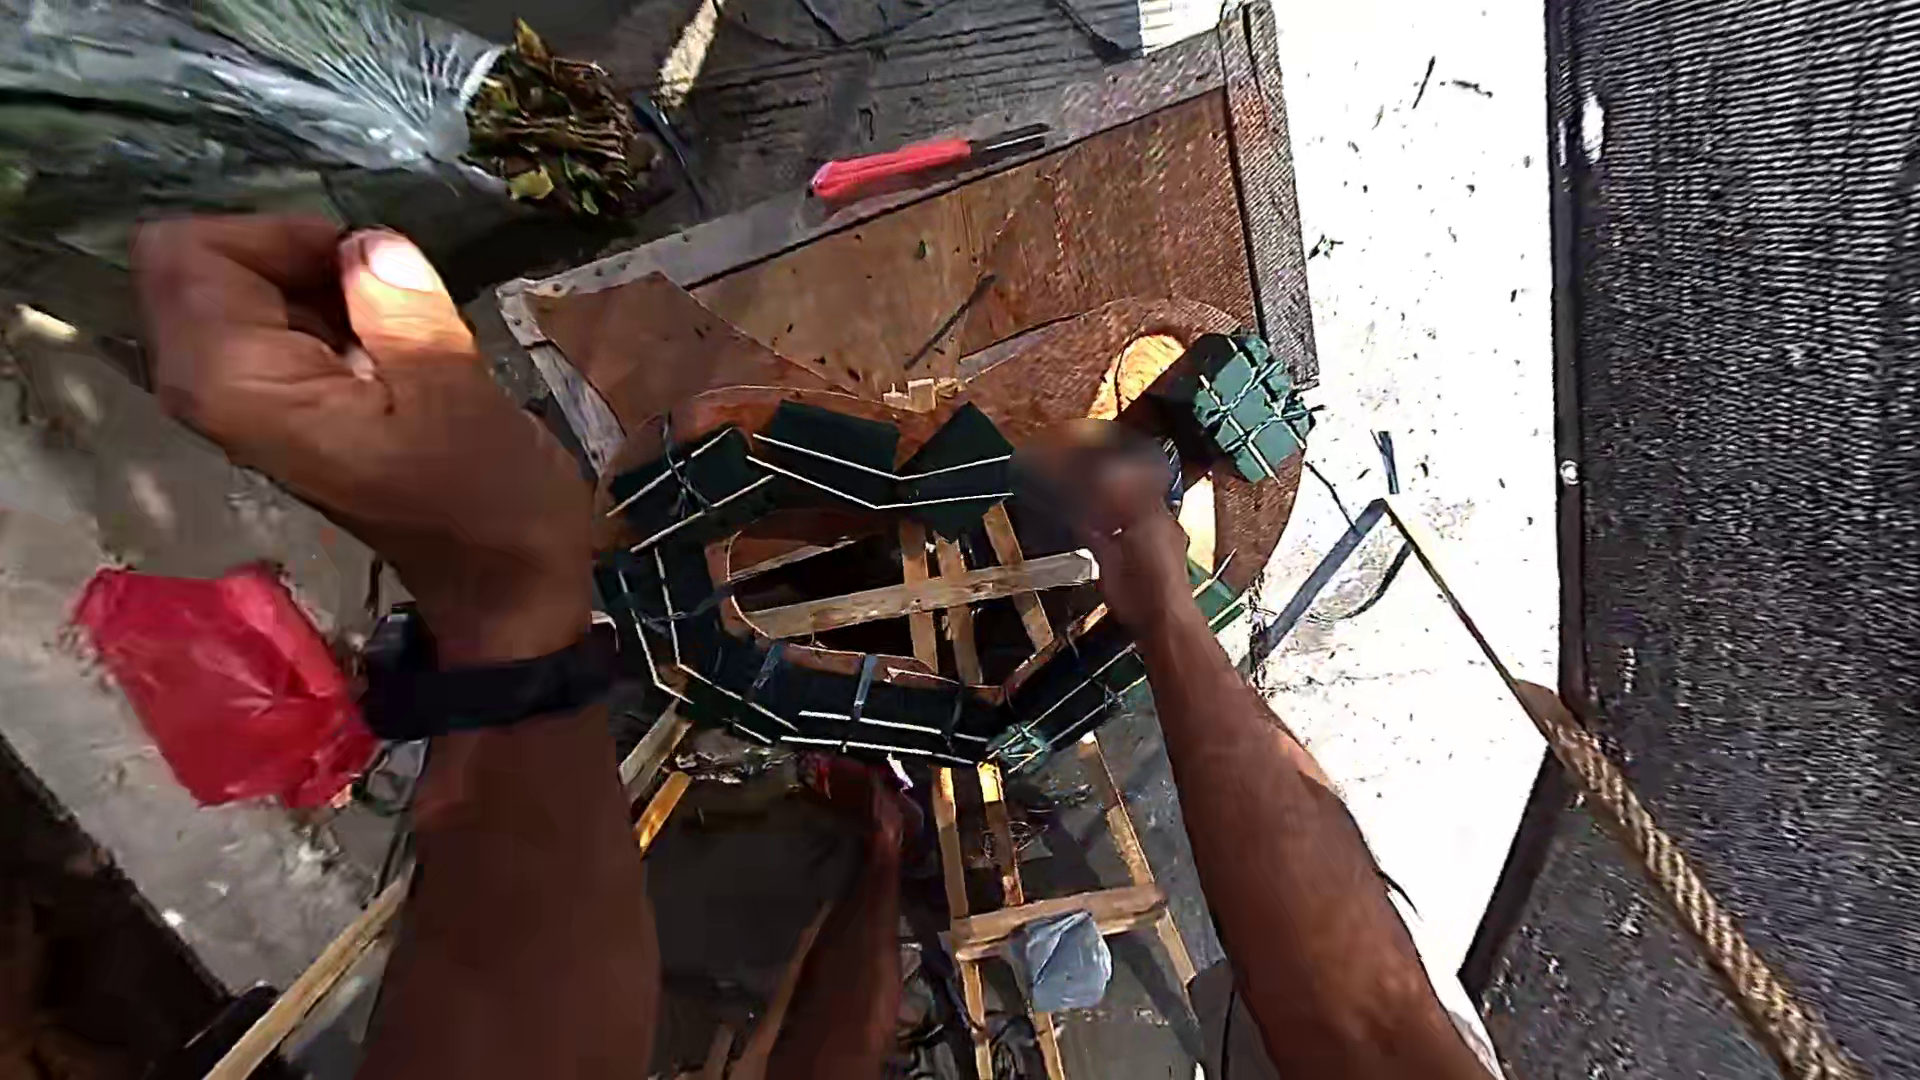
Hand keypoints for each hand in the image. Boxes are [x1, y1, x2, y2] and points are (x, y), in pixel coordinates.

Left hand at [133, 216, 592, 665]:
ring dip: (348, 303)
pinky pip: (303, 345)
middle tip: (418, 308)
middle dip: (322, 271)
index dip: (295, 239)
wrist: (510, 583)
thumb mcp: (464, 403)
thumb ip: (410, 317)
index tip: (392, 271)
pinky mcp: (305, 424)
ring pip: (267, 307)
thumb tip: (377, 245)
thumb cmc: (494, 503)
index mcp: (242, 385)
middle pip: (221, 275)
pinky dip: (356, 333)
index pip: (198, 253)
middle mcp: (223, 392)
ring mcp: (262, 412)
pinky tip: (419, 364)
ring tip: (427, 340)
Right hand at [1079, 454, 1197, 636]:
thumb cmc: (1159, 570)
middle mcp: (1141, 524)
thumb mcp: (1148, 524)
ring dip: (1087, 499)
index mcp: (1158, 515)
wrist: (1152, 611)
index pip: (1141, 484)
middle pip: (1118, 497)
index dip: (1124, 468)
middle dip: (1100, 482)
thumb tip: (1112, 472)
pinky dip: (1079, 520)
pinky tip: (1067, 508)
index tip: (1103, 452)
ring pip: (1102, 513)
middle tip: (1079, 464)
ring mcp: (1122, 540)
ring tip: (1069, 480)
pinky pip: (1090, 532)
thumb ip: (1130, 498)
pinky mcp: (1104, 556)